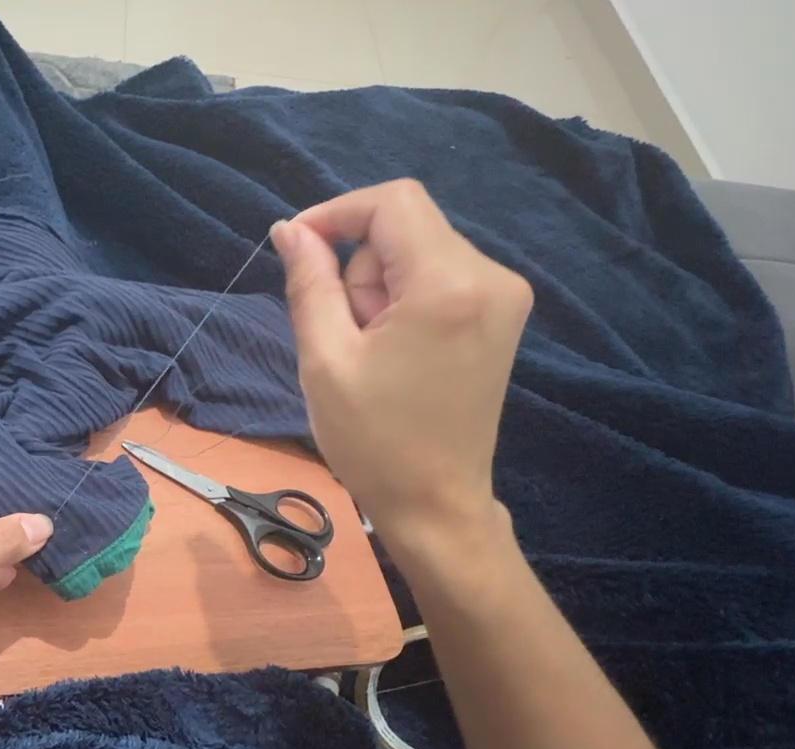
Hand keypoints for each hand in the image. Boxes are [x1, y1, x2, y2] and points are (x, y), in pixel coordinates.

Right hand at [269, 179, 532, 550]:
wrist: (434, 501)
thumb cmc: (371, 439)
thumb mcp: (325, 360)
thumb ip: (309, 284)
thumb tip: (290, 230)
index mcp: (448, 283)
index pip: (392, 202)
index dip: (335, 213)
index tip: (295, 248)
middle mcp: (491, 275)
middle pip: (404, 230)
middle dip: (359, 272)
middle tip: (344, 338)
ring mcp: (504, 295)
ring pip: (418, 254)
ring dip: (378, 292)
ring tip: (369, 355)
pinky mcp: (501, 315)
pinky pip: (438, 278)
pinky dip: (403, 303)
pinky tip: (394, 352)